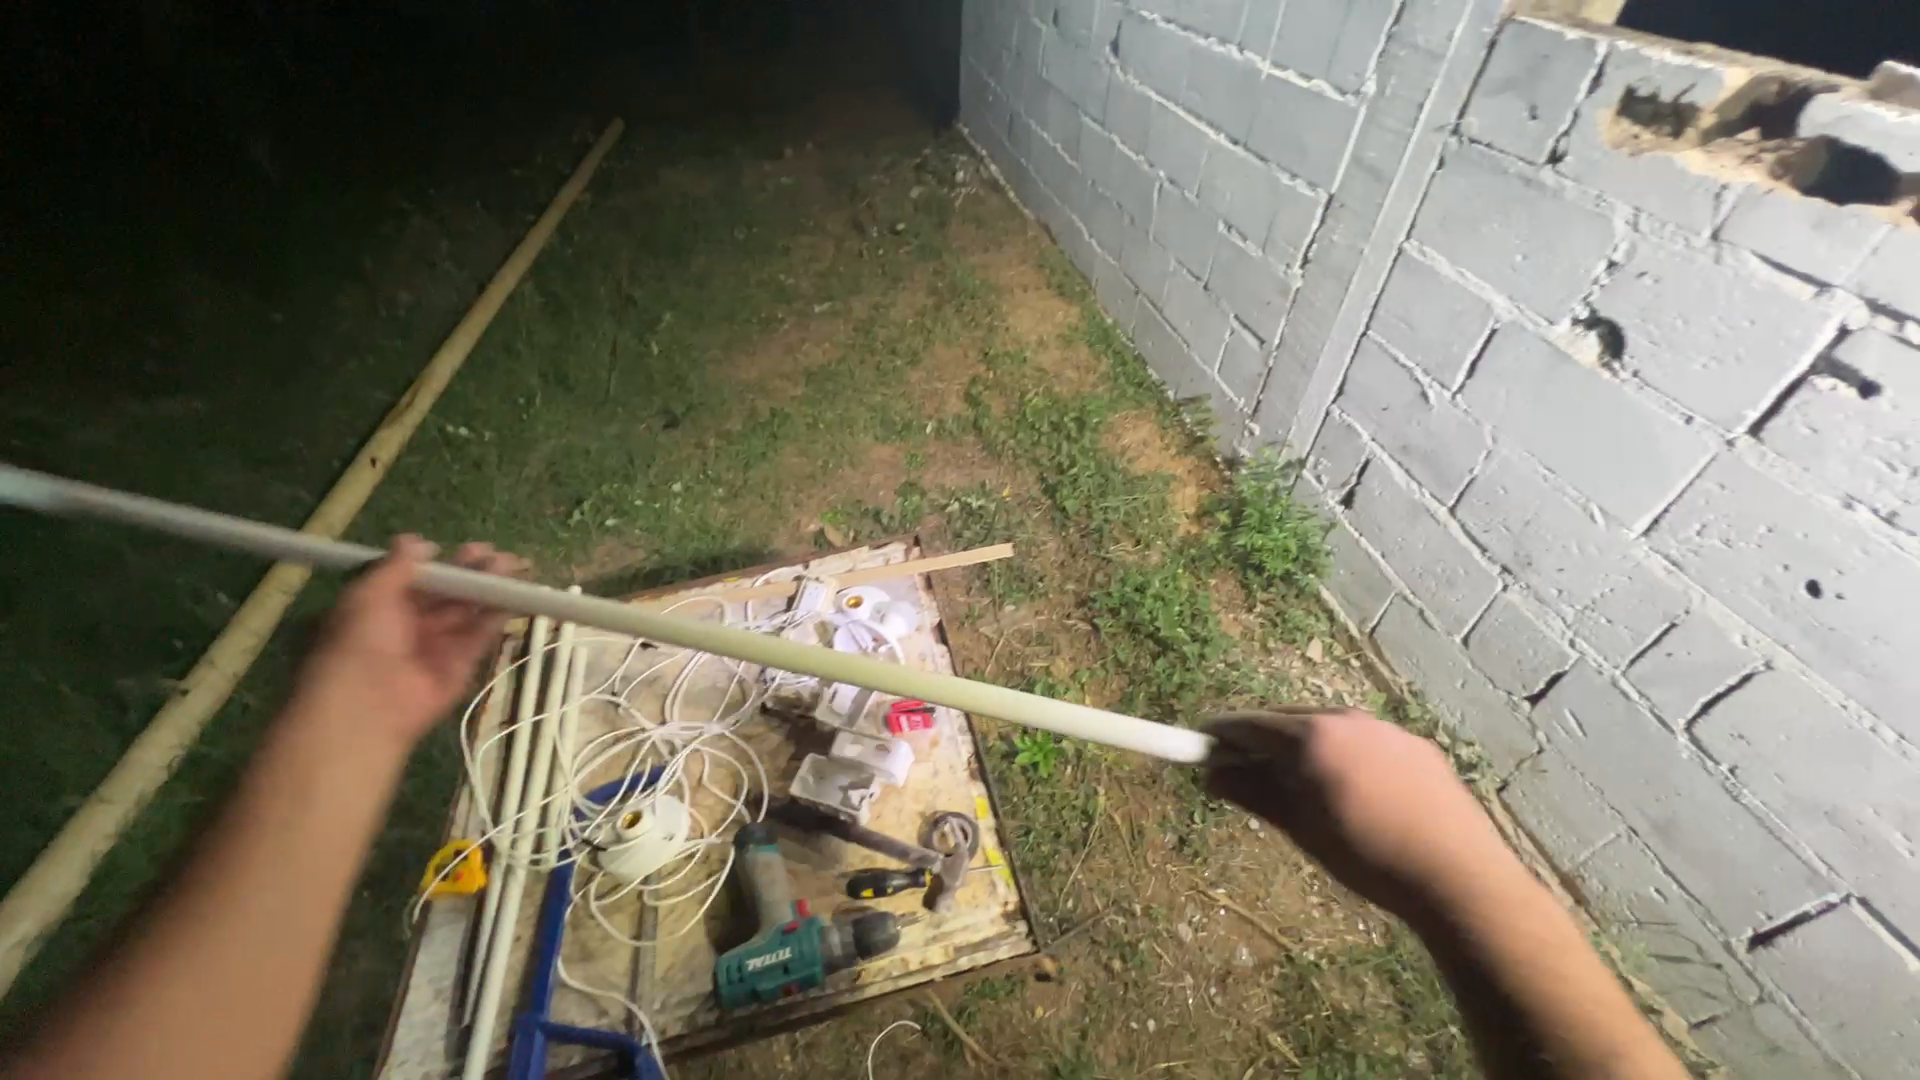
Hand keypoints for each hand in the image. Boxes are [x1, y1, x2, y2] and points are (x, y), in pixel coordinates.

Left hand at [292, 535, 520, 744]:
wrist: (368, 706)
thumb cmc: (358, 645)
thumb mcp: (367, 597)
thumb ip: (395, 568)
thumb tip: (417, 540)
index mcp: (383, 606)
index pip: (421, 578)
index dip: (446, 563)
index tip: (471, 548)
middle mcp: (413, 623)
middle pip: (450, 592)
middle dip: (475, 573)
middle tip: (500, 557)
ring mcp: (439, 643)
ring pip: (470, 610)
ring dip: (490, 589)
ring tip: (514, 568)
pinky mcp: (462, 662)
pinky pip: (482, 634)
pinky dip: (498, 616)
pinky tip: (514, 597)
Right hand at [1203, 708, 1521, 926]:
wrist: (1460, 878)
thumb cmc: (1366, 856)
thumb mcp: (1300, 828)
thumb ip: (1253, 794)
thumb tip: (1212, 777)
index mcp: (1310, 736)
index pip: (1249, 724)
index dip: (1221, 734)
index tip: (1202, 745)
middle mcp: (1343, 719)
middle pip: (1285, 719)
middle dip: (1261, 739)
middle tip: (1245, 768)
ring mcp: (1383, 728)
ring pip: (1325, 726)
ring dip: (1302, 745)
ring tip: (1300, 782)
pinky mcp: (1413, 744)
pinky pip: (1362, 739)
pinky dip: (1341, 752)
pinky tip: (1350, 788)